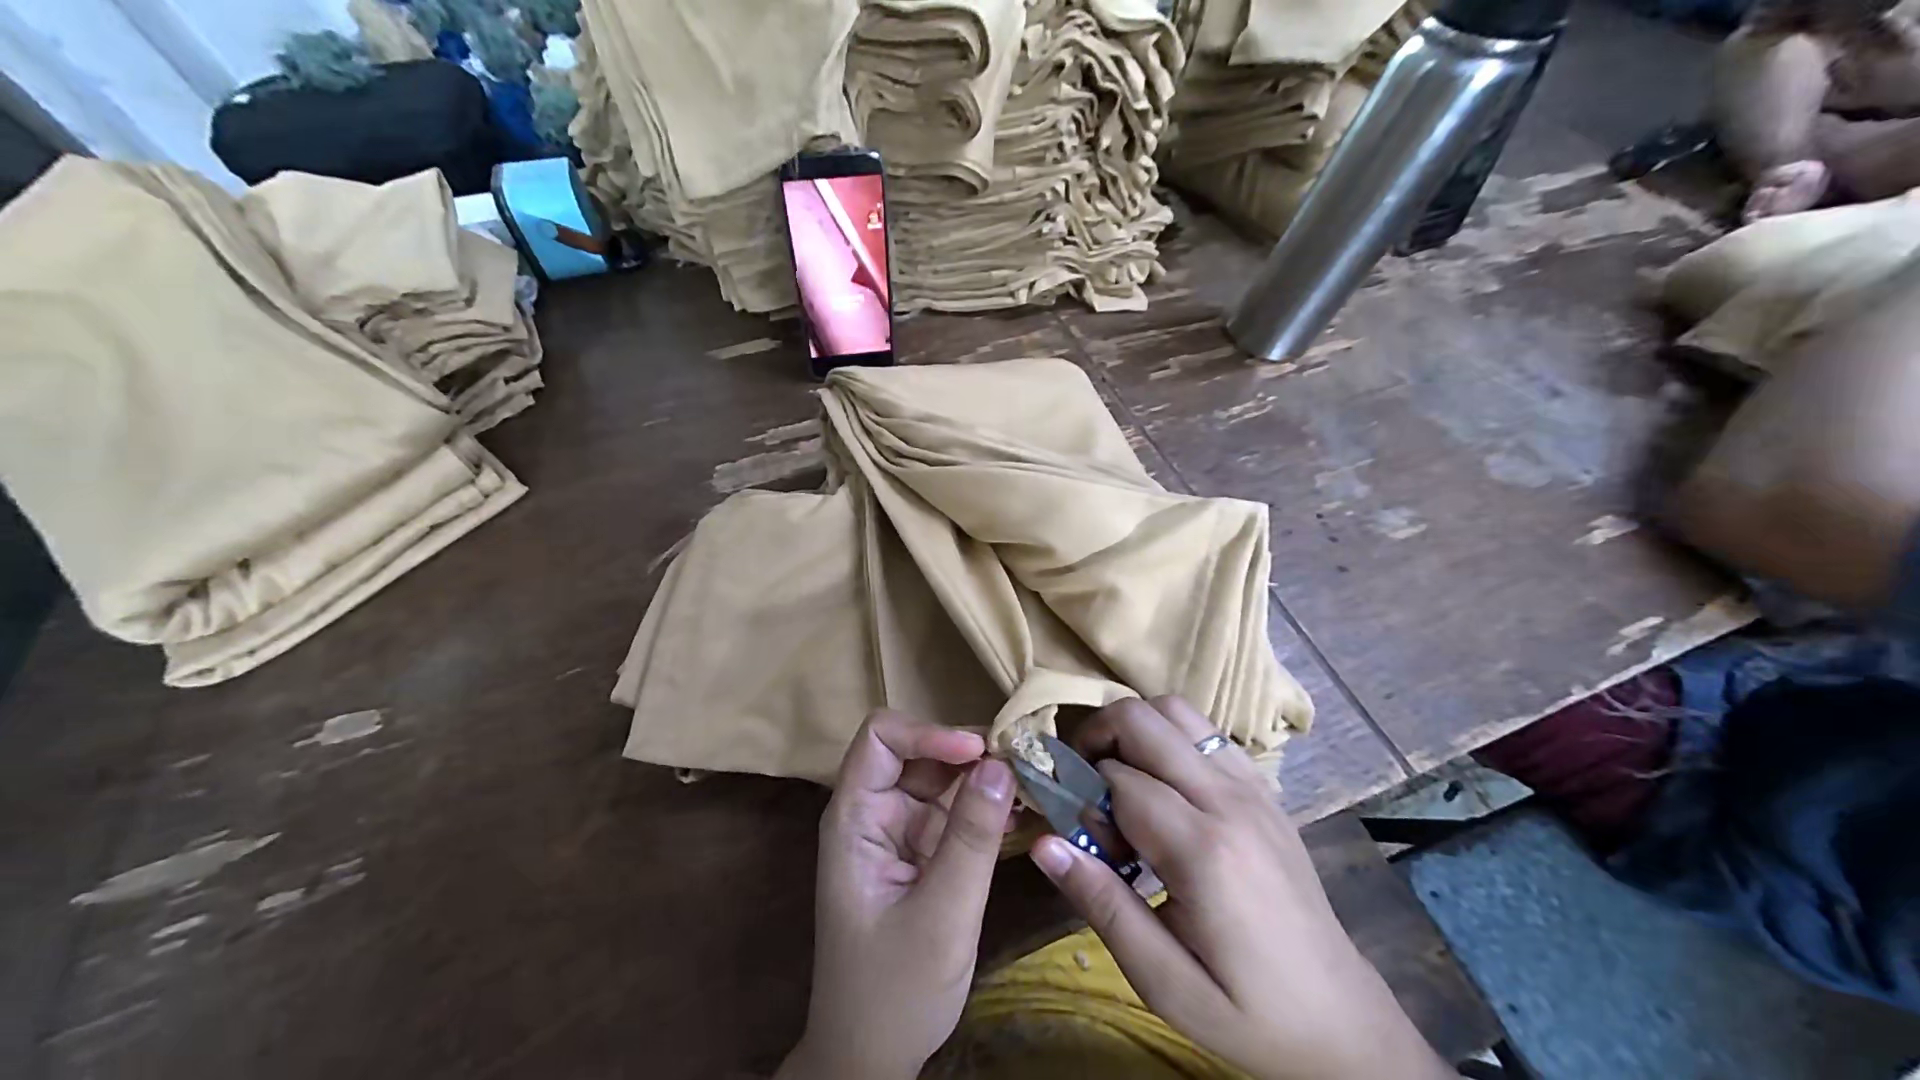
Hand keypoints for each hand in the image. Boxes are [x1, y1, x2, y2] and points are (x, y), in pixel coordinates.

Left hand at [777, 710, 1014, 1079]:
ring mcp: (898, 833)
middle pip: (918, 754)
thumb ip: (971, 837)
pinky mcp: (922, 853)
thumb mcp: (942, 914)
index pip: (881, 739)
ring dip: (985, 780)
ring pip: (943, 781)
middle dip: (969, 754)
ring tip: (1035, 784)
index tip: (980, 752)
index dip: (929, 733)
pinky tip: (1023, 816)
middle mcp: (874, 814)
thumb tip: (1001, 764)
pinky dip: (987, 810)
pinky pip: (955, 814)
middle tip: (1025, 764)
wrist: (871, 1057)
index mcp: (855, 818)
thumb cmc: (893, 990)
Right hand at [1028, 697, 1453, 1079]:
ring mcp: (1253, 788)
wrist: (1342, 1022)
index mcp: (1204, 849)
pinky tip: (1164, 787)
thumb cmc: (1247, 1012)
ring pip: (1176, 710)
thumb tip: (1043, 844)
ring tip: (1119, 778)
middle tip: (1083, 784)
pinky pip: (1206, 732)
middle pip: (1144, 719)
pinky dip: (1170, 738)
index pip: (1118, 778)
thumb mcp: (1164, 981)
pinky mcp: (1265, 791)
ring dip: (1134, 729)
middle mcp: (1229, 800)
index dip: (1082, 793)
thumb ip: (1102, 905)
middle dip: (1097, 736)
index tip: (1079, 833)